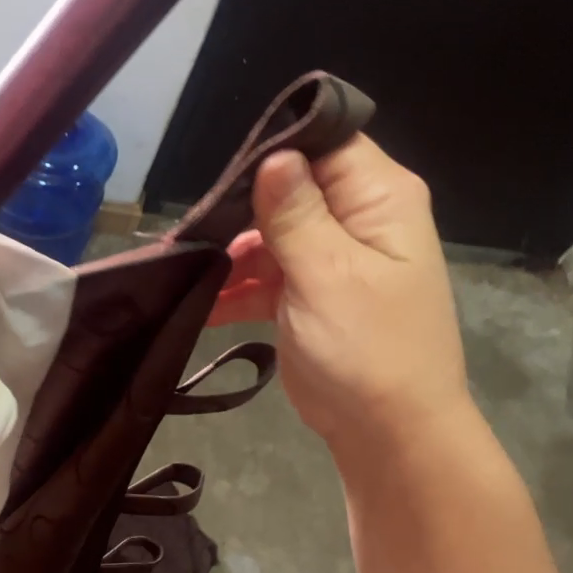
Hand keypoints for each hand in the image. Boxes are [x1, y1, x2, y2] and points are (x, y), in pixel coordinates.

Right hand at [206, 135, 472, 446]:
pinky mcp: (309, 296)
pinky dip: (235, 290)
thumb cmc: (365, 347)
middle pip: (291, 191)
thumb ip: (297, 215)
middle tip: (191, 233)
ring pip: (270, 236)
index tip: (222, 180)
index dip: (276, 153)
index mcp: (378, 200)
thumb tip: (274, 157)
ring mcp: (332, 260)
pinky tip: (200, 305)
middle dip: (240, 210)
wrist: (385, 426)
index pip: (328, 145)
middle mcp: (358, 220)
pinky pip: (265, 278)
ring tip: (186, 273)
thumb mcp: (327, 275)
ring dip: (231, 255)